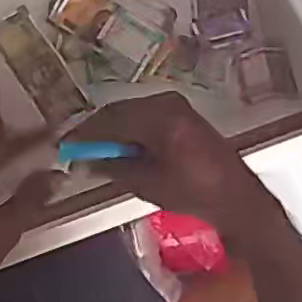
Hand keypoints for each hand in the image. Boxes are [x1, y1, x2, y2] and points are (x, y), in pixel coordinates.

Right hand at [68, 92, 281, 240]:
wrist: (236, 197)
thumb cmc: (194, 194)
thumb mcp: (147, 183)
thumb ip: (113, 167)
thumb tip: (83, 161)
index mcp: (162, 119)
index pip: (111, 120)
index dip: (84, 133)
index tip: (65, 145)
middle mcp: (168, 104)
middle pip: (119, 110)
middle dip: (96, 128)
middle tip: (75, 147)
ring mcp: (176, 105)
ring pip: (130, 110)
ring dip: (111, 127)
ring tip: (94, 148)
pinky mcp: (181, 112)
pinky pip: (145, 113)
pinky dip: (128, 126)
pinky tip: (119, 143)